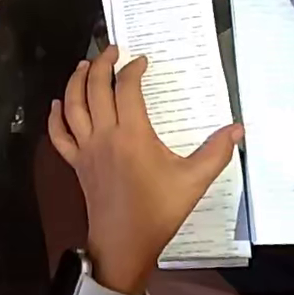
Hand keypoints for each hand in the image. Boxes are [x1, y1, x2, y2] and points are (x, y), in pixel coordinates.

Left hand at [47, 46, 241, 292]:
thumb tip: (237, 129)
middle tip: (111, 49)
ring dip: (76, 82)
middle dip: (102, 64)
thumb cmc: (157, 212)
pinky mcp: (77, 165)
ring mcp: (86, 150)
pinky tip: (57, 104)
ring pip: (72, 106)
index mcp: (132, 135)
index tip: (142, 61)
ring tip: (84, 65)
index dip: (133, 69)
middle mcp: (104, 136)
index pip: (127, 89)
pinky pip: (59, 136)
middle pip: (95, 88)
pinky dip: (56, 117)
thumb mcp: (193, 181)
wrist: (123, 245)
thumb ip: (216, 152)